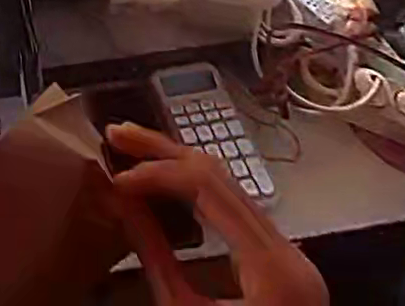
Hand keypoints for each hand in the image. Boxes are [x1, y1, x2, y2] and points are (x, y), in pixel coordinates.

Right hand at [106, 123, 328, 305]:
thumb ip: (155, 256)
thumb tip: (120, 201)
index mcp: (273, 270)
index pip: (207, 188)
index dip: (156, 173)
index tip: (116, 179)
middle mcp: (288, 251)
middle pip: (217, 173)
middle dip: (161, 150)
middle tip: (116, 134)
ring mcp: (289, 254)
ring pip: (226, 181)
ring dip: (174, 160)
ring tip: (132, 146)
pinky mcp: (279, 261)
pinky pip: (232, 204)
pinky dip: (192, 185)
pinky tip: (162, 177)